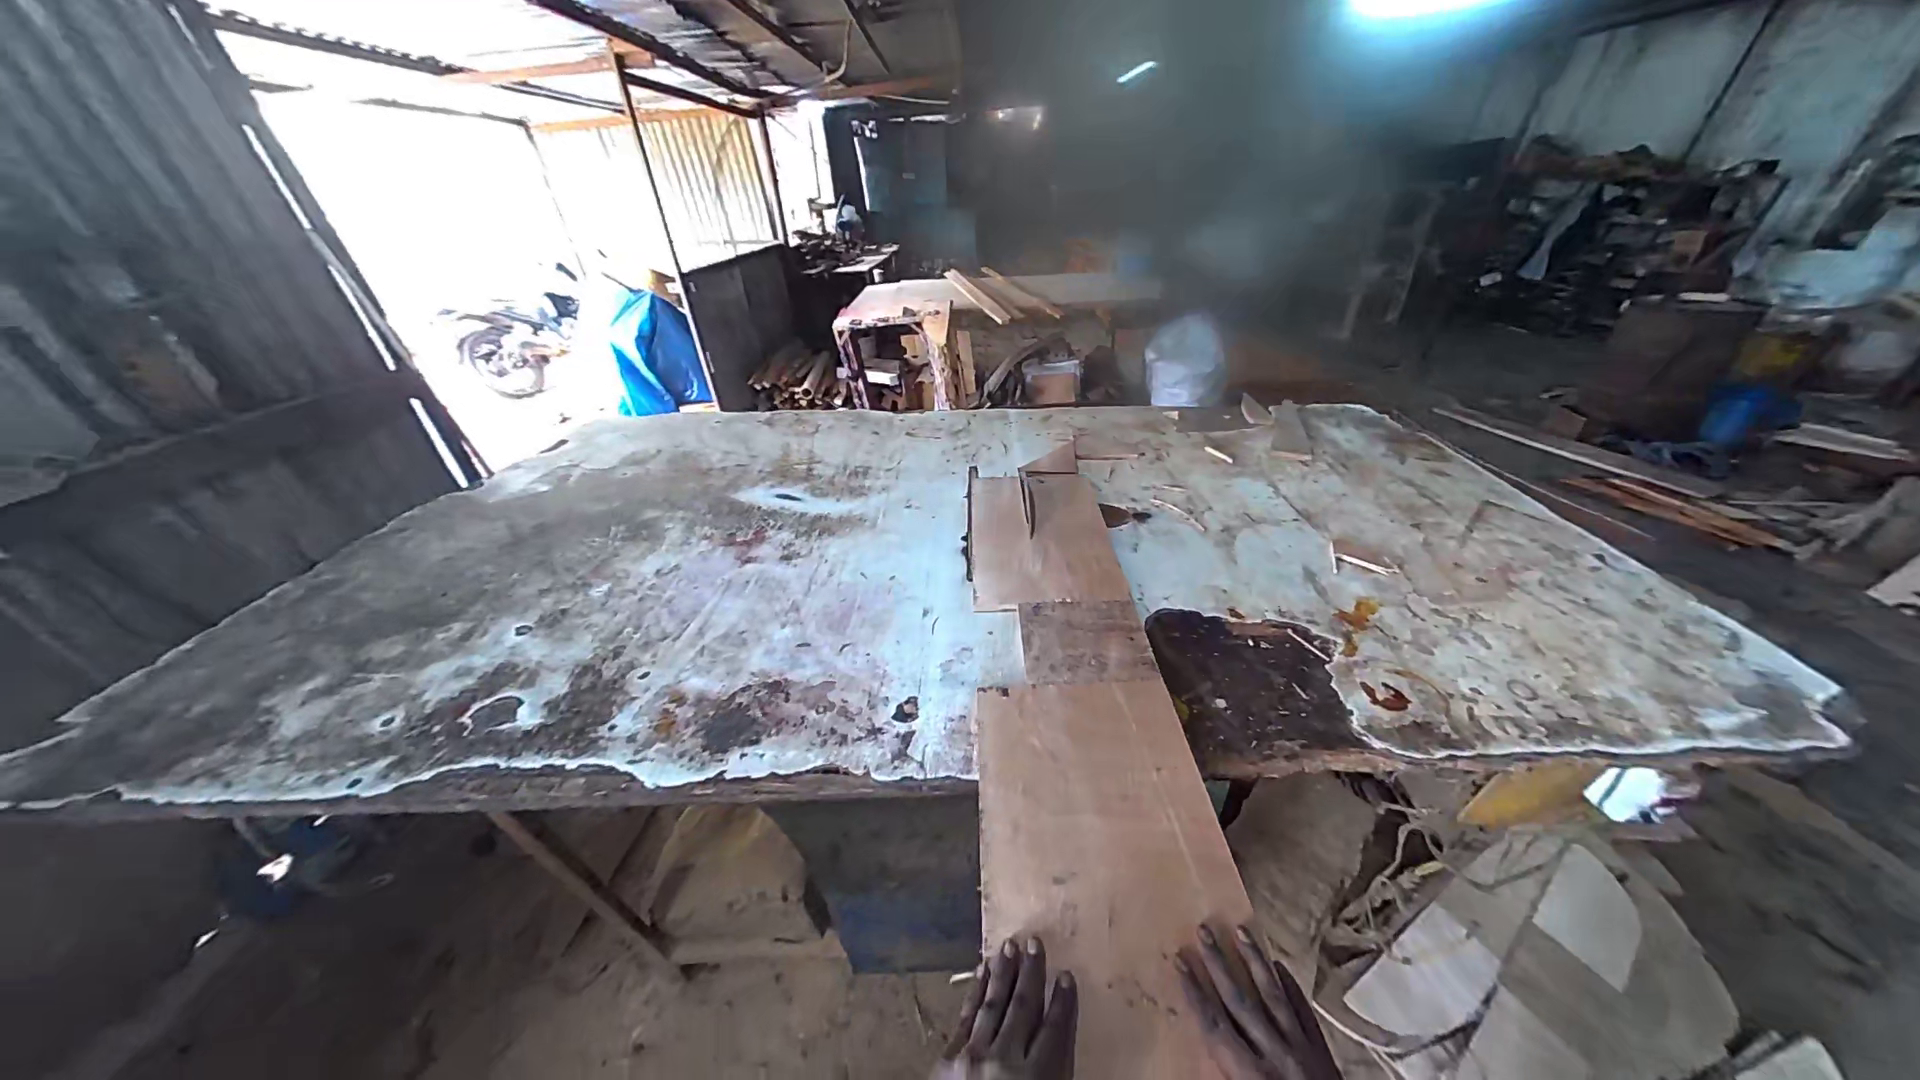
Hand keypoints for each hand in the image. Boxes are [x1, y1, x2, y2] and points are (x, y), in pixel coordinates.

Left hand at [930, 936, 1078, 1079]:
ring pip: (993, 1004)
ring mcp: (972, 1058)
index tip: (1067, 976)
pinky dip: (975, 992)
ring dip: (1003, 973)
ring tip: (1009, 945)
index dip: (1063, 1003)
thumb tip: (1058, 1033)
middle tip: (1036, 943)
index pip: (1056, 1031)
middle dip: (1032, 974)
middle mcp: (1006, 1061)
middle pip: (1024, 1008)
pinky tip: (982, 971)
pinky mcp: (946, 1061)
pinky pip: (965, 1017)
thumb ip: (1054, 1073)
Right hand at [1176, 925, 1341, 1079]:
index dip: (1194, 991)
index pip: (1214, 1023)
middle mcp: (1274, 1054)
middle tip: (1203, 930)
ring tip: (1240, 931)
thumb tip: (1200, 1050)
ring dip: (1254, 963)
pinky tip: (1280, 965)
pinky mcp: (1323, 1051)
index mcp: (1250, 1075)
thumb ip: (1226, 1073)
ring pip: (1272, 996)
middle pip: (1239, 1000)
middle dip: (1219, 964)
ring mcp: (1302, 1050)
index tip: (1180, 961)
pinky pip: (1304, 1012)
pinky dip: (1291, 987)